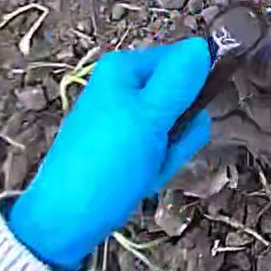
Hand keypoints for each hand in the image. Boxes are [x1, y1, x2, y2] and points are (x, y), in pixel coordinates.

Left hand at [7, 39, 211, 270]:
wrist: (66, 225)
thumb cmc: (104, 166)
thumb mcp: (148, 118)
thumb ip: (179, 79)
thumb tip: (203, 45)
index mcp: (126, 68)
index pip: (187, 60)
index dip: (193, 89)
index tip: (181, 115)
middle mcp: (128, 85)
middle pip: (187, 93)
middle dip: (182, 125)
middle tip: (162, 146)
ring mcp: (130, 115)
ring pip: (182, 121)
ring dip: (175, 147)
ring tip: (152, 164)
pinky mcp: (131, 141)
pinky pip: (167, 143)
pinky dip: (164, 161)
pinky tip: (147, 174)